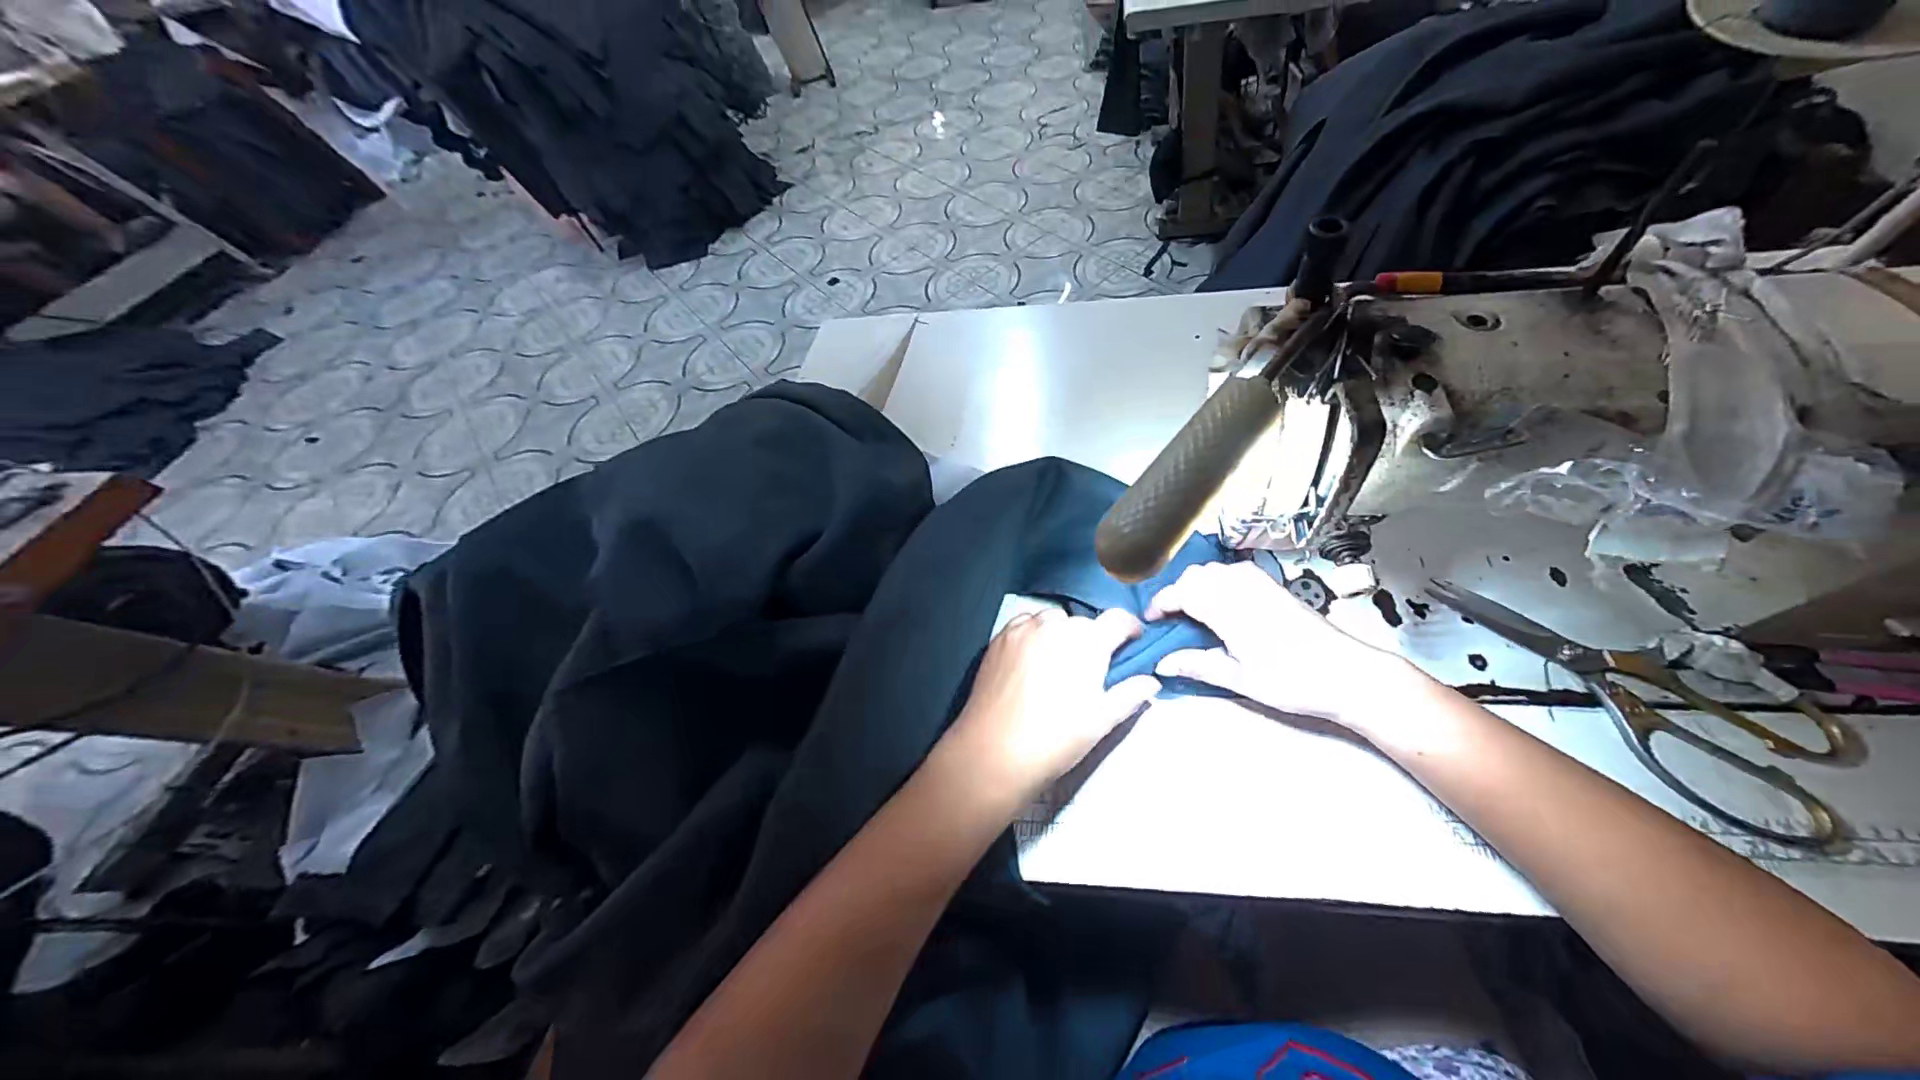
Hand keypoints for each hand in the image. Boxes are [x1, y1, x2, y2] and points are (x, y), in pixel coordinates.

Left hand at [935, 608, 1161, 804]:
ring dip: (1061, 634)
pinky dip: (1033, 635)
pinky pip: (1024, 625)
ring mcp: (1023, 629)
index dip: (1129, 628)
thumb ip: (1129, 694)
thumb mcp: (1101, 720)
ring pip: (1052, 621)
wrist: (993, 751)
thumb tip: (1151, 681)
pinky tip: (1032, 661)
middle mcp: (1055, 626)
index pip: (1118, 619)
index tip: (1131, 642)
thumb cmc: (1055, 739)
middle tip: (1090, 668)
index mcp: (1087, 642)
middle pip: (1083, 622)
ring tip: (1058, 664)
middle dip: (1092, 639)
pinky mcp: (998, 638)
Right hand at [1145, 562, 1420, 731]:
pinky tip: (1220, 603)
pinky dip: (1217, 581)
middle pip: (1196, 576)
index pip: (1183, 593)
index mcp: (1232, 611)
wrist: (1350, 674)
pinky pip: (1234, 572)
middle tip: (1169, 618)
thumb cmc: (1297, 682)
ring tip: (1191, 610)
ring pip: (1215, 570)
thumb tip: (1163, 663)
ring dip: (1196, 584)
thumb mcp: (1243, 681)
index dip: (1161, 603)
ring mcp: (1262, 585)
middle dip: (1177, 592)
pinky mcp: (1275, 588)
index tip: (1150, 619)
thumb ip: (1199, 666)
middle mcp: (1245, 590)